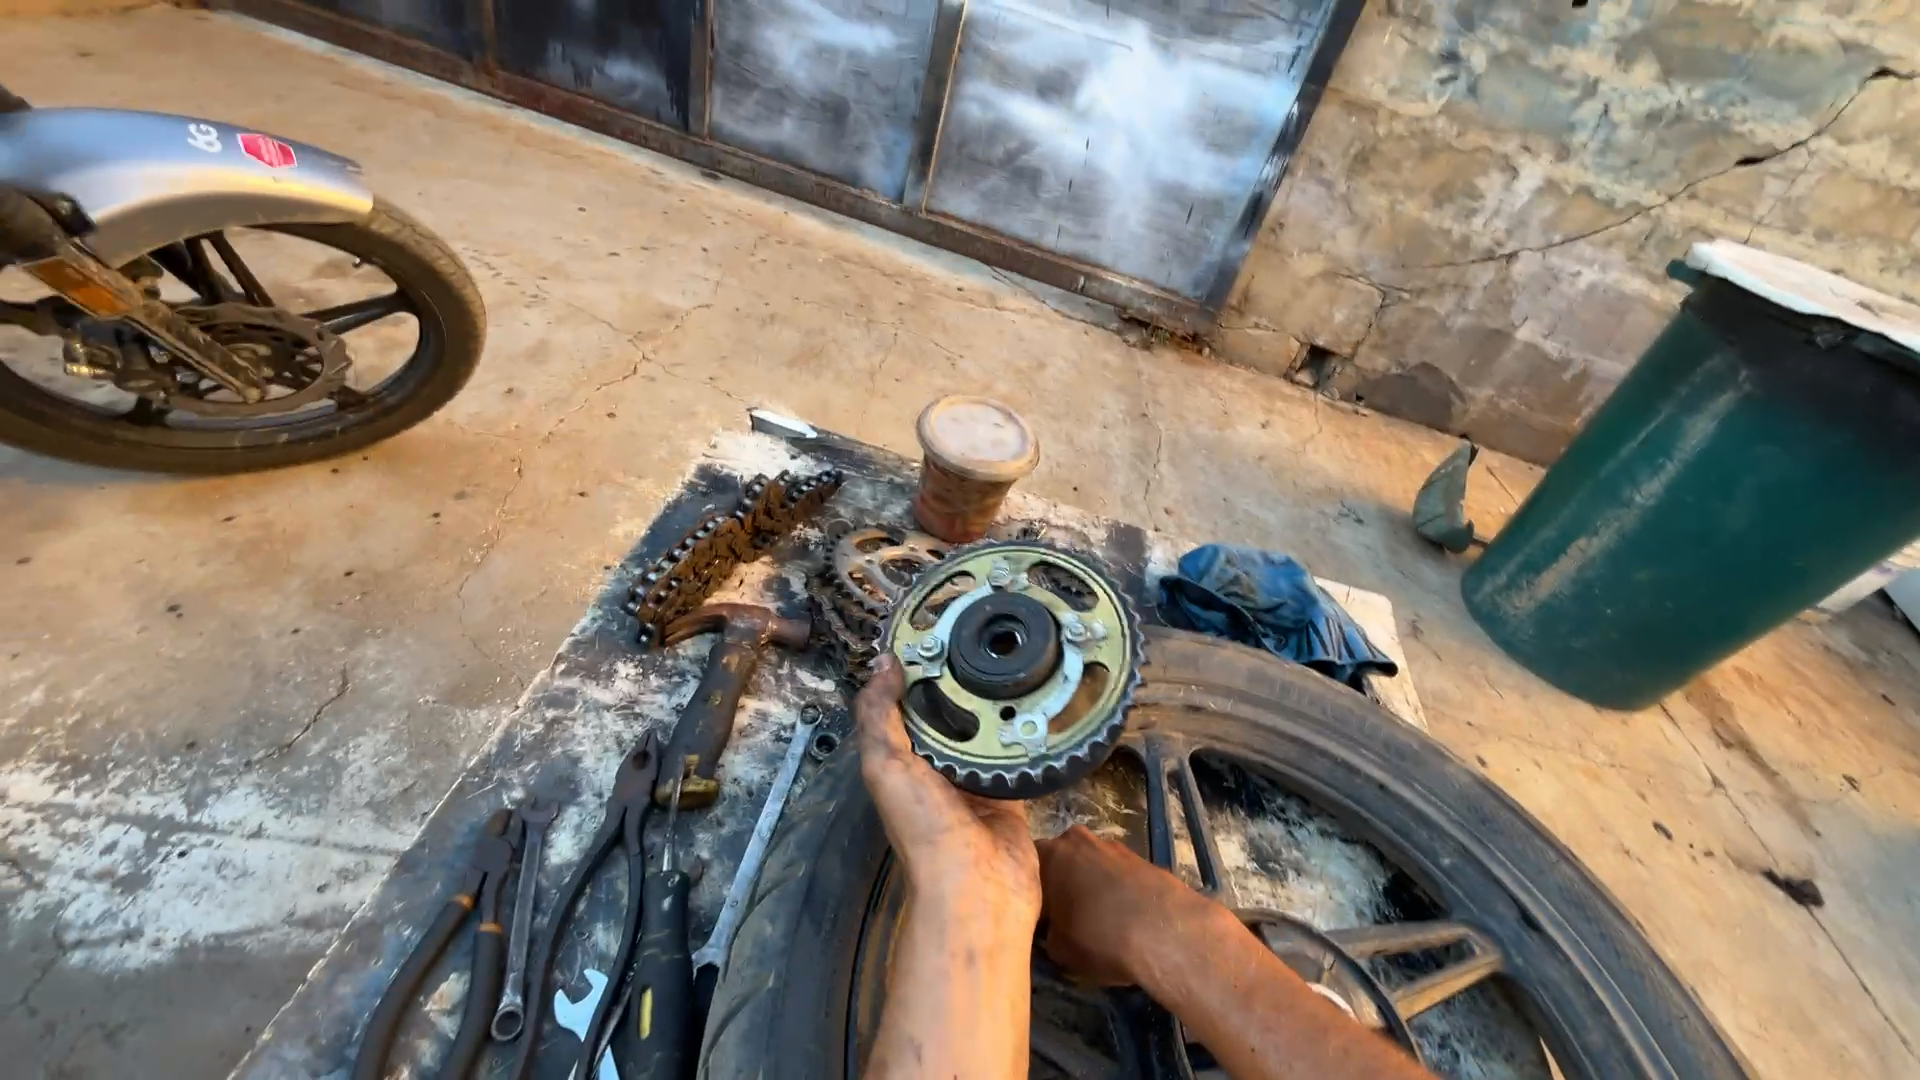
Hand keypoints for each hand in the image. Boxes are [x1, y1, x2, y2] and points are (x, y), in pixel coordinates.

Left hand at [855, 655, 1040, 920]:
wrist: (978, 887)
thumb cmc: (924, 825)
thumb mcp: (887, 766)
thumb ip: (879, 716)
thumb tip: (884, 662)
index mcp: (901, 759)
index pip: (905, 704)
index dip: (915, 670)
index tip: (936, 631)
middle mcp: (935, 765)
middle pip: (947, 712)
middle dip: (960, 681)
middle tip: (984, 637)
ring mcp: (975, 777)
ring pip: (983, 728)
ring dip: (994, 702)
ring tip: (1013, 658)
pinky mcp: (1010, 788)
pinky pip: (1015, 751)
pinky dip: (1023, 730)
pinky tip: (1035, 698)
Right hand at [1037, 825, 1216, 985]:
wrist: (1164, 930)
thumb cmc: (1099, 937)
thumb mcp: (1058, 950)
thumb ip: (1046, 934)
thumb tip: (1051, 931)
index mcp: (1048, 855)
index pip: (1026, 870)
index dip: (1031, 896)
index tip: (1038, 919)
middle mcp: (1074, 839)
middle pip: (1059, 861)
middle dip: (1060, 884)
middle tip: (1064, 918)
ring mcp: (1109, 843)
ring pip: (1088, 863)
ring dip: (1088, 884)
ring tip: (1097, 918)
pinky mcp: (1138, 855)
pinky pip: (1114, 871)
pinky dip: (1114, 888)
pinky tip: (1122, 915)